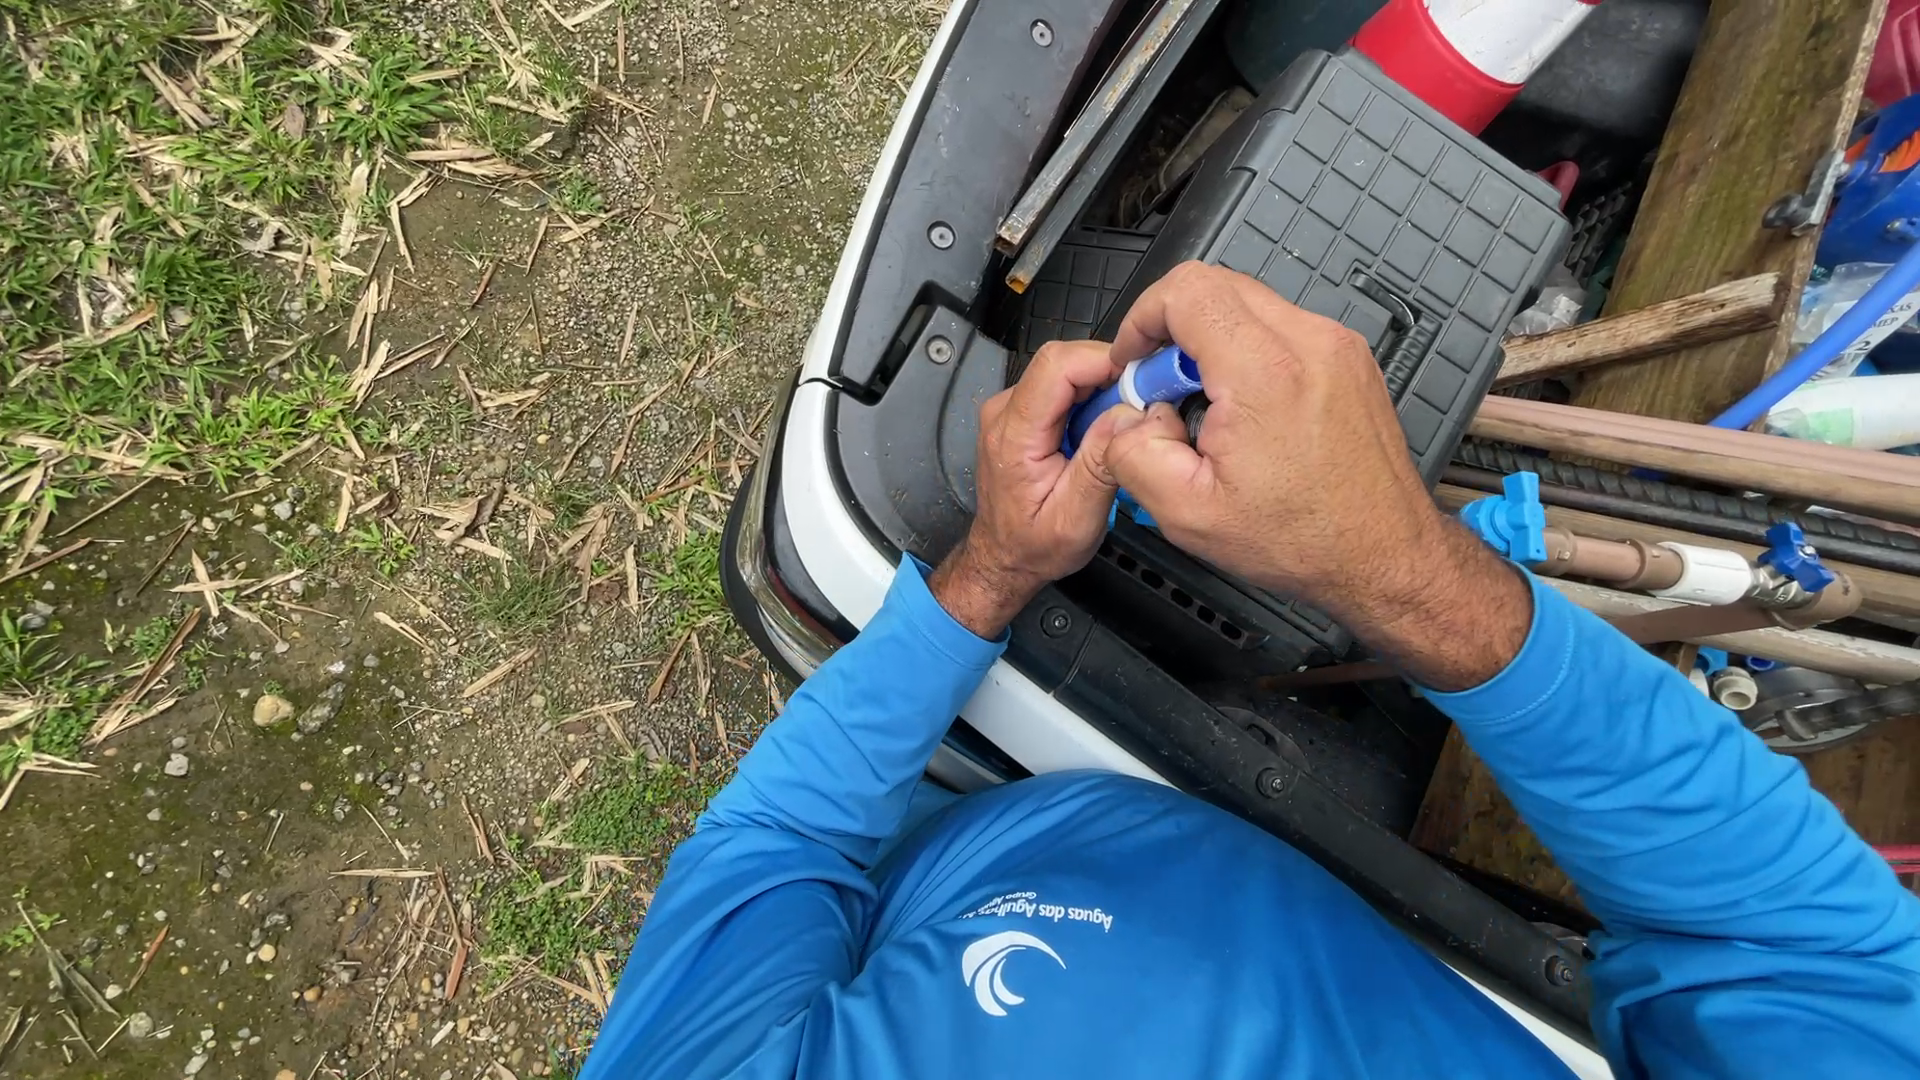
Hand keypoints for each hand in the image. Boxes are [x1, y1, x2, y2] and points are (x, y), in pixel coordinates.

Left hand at [929, 340, 1129, 637]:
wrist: (1003, 559)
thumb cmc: (1033, 547)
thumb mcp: (1076, 519)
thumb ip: (1101, 465)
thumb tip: (1131, 416)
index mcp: (1014, 435)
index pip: (1058, 365)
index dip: (1106, 362)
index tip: (1143, 381)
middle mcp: (1005, 412)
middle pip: (1065, 362)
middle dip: (1111, 378)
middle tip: (1141, 412)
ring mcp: (1011, 410)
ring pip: (1067, 372)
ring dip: (1104, 391)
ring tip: (1121, 431)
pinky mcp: (1023, 415)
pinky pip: (1063, 389)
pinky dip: (1092, 402)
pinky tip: (1102, 434)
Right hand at [1103, 263, 1529, 689]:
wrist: (1382, 556)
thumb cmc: (1302, 539)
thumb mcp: (1185, 512)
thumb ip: (1133, 452)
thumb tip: (1129, 417)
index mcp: (1264, 373)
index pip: (1187, 290)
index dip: (1142, 319)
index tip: (1133, 363)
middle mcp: (1309, 343)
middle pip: (1214, 285)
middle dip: (1169, 329)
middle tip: (1161, 390)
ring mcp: (1335, 346)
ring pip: (1245, 305)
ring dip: (1205, 343)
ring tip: (1201, 406)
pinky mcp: (1346, 359)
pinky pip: (1277, 328)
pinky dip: (1241, 353)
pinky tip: (1238, 410)